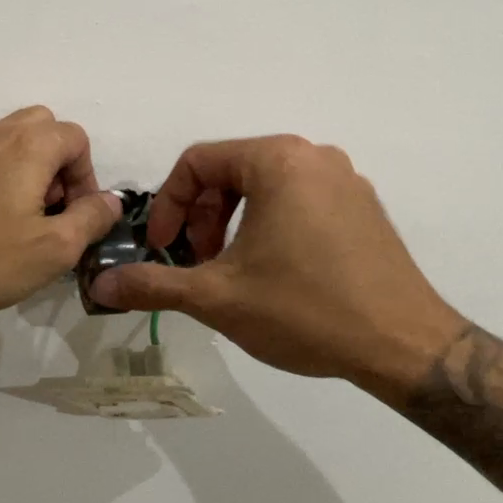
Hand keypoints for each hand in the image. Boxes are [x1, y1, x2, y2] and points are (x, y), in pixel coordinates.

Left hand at [0, 106, 121, 317]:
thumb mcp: (53, 249)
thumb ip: (91, 219)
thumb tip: (110, 201)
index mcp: (28, 144)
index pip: (77, 139)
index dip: (86, 179)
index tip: (75, 220)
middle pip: (42, 131)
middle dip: (57, 169)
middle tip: (48, 216)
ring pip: (9, 146)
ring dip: (26, 177)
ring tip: (17, 227)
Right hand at [89, 135, 465, 398]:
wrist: (402, 344)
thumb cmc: (303, 310)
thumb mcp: (217, 298)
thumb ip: (153, 285)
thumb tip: (100, 285)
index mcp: (278, 161)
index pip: (198, 162)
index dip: (168, 206)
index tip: (162, 250)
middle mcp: (315, 157)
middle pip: (232, 171)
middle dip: (201, 218)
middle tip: (195, 264)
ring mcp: (347, 182)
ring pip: (266, 189)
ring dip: (233, 225)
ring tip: (230, 274)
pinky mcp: (364, 211)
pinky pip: (299, 203)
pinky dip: (269, 229)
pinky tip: (272, 277)